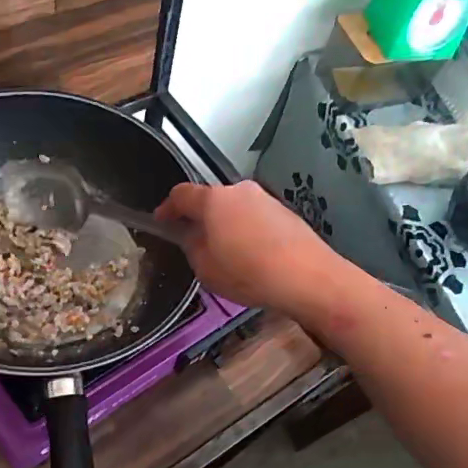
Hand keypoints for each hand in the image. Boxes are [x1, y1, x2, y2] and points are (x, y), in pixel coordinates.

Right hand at [156, 180, 353, 318]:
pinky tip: (251, 256)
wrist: (306, 277)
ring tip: (225, 254)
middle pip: (211, 200)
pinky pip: (254, 218)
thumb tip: (193, 236)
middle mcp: (239, 190)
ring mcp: (264, 199)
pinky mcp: (284, 212)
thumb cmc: (248, 273)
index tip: (161, 220)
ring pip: (234, 209)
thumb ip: (193, 247)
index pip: (181, 194)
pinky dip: (246, 231)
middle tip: (195, 242)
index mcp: (213, 200)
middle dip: (200, 218)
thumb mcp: (206, 269)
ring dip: (225, 225)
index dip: (167, 208)